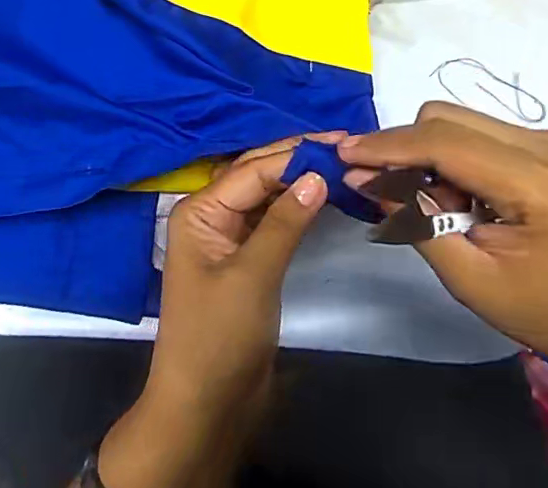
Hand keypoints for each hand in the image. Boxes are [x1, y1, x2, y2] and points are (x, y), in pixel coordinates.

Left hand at [96, 134, 332, 487]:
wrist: (204, 407)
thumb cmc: (219, 338)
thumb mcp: (252, 276)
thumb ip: (284, 223)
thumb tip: (318, 176)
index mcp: (200, 210)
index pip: (252, 171)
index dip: (295, 154)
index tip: (341, 140)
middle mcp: (211, 215)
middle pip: (257, 176)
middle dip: (298, 160)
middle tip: (347, 145)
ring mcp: (228, 238)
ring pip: (266, 197)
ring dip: (300, 181)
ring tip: (343, 164)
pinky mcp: (246, 261)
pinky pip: (272, 222)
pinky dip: (296, 208)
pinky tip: (323, 196)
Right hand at [339, 103, 547, 378]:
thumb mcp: (471, 281)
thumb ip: (415, 223)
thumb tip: (364, 178)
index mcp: (543, 185)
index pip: (446, 143)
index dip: (388, 147)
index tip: (344, 157)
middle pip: (445, 119)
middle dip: (403, 149)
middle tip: (384, 191)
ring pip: (454, 120)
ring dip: (424, 153)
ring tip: (430, 202)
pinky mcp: (544, 143)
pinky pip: (472, 131)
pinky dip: (447, 156)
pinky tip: (454, 196)